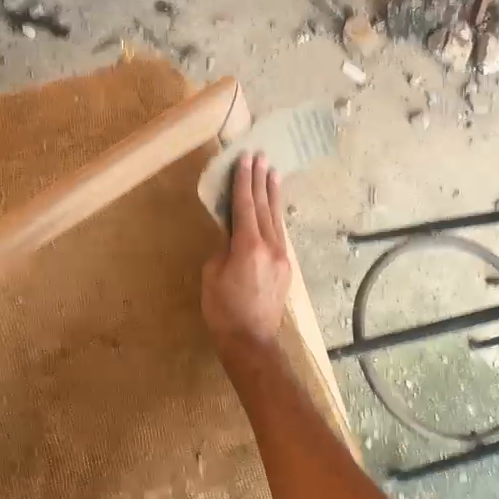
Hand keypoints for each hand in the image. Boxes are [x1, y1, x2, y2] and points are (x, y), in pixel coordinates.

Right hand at [202, 153, 290, 349]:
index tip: (244, 159)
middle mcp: (270, 246)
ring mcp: (282, 257)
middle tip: (260, 157)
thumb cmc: (223, 310)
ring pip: (276, 218)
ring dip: (272, 194)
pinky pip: (279, 234)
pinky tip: (273, 208)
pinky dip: (274, 216)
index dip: (243, 181)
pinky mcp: (285, 268)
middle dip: (260, 181)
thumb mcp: (212, 275)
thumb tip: (232, 236)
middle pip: (264, 206)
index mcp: (248, 246)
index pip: (244, 205)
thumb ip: (223, 249)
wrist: (250, 340)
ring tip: (272, 173)